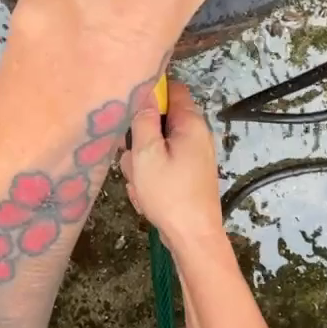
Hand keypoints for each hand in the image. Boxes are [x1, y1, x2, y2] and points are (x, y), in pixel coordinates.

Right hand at [118, 81, 224, 250]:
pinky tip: (148, 196)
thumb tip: (144, 92)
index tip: (130, 107)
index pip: (172, 89)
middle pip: (159, 121)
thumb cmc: (169, 194)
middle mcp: (196, 136)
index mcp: (190, 123)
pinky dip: (151, 178)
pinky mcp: (187, 176)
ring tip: (141, 183)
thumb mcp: (147, 153)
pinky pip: (162, 167)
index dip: (151, 92)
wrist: (193, 238)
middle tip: (133, 157)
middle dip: (140, 137)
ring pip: (156, 147)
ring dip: (142, 163)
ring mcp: (192, 157)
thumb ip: (143, 120)